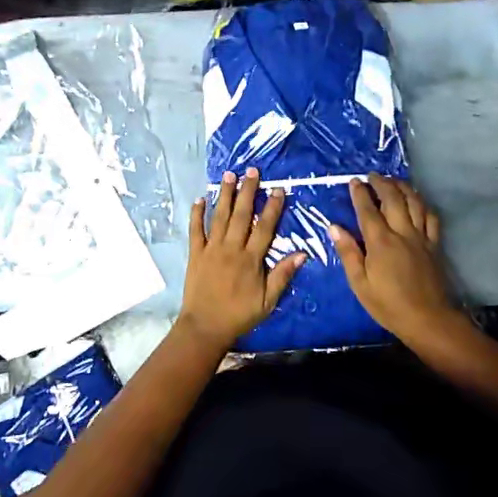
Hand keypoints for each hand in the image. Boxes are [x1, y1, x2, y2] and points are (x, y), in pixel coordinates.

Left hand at [175, 168, 307, 350]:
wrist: (205, 326)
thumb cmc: (239, 315)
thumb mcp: (268, 301)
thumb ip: (282, 275)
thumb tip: (302, 253)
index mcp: (251, 259)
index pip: (265, 227)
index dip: (272, 207)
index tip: (278, 189)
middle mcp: (231, 248)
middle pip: (241, 214)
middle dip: (247, 191)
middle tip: (252, 170)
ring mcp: (211, 249)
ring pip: (219, 216)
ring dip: (224, 195)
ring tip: (229, 175)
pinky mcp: (195, 254)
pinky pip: (195, 230)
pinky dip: (197, 214)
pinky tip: (200, 199)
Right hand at [328, 174, 462, 341]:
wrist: (427, 319)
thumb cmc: (387, 304)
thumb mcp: (359, 283)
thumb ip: (348, 252)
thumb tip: (335, 227)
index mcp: (380, 242)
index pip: (368, 210)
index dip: (360, 193)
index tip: (354, 181)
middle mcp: (402, 233)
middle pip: (394, 199)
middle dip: (382, 183)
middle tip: (372, 175)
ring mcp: (421, 238)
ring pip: (415, 203)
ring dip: (403, 188)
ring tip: (394, 181)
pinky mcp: (434, 245)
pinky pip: (431, 217)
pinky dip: (423, 204)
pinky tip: (417, 202)